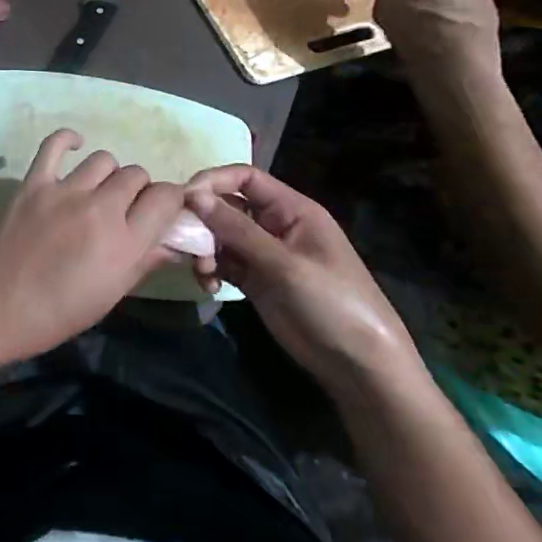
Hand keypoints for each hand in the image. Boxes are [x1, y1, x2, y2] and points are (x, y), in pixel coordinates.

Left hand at [0, 129, 190, 364]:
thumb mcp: (114, 293)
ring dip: (109, 175)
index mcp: (125, 241)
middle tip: (124, 211)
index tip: (159, 214)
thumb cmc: (60, 311)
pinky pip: (53, 145)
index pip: (166, 197)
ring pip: (103, 160)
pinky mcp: (32, 184)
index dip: (168, 203)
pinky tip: (75, 145)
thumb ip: (147, 261)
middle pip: (136, 175)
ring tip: (98, 193)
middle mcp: (99, 209)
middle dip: (139, 190)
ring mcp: (63, 192)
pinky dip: (67, 139)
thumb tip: (175, 243)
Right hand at [182, 165, 423, 397]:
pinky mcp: (253, 279)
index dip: (213, 181)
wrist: (357, 363)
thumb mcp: (284, 264)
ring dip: (203, 249)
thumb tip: (193, 196)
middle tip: (184, 241)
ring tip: (203, 270)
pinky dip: (209, 269)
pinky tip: (208, 285)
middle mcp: (274, 225)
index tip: (184, 199)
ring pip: (218, 235)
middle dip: (203, 220)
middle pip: (226, 206)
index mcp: (292, 210)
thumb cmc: (332, 302)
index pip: (246, 178)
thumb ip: (237, 230)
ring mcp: (263, 253)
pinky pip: (221, 262)